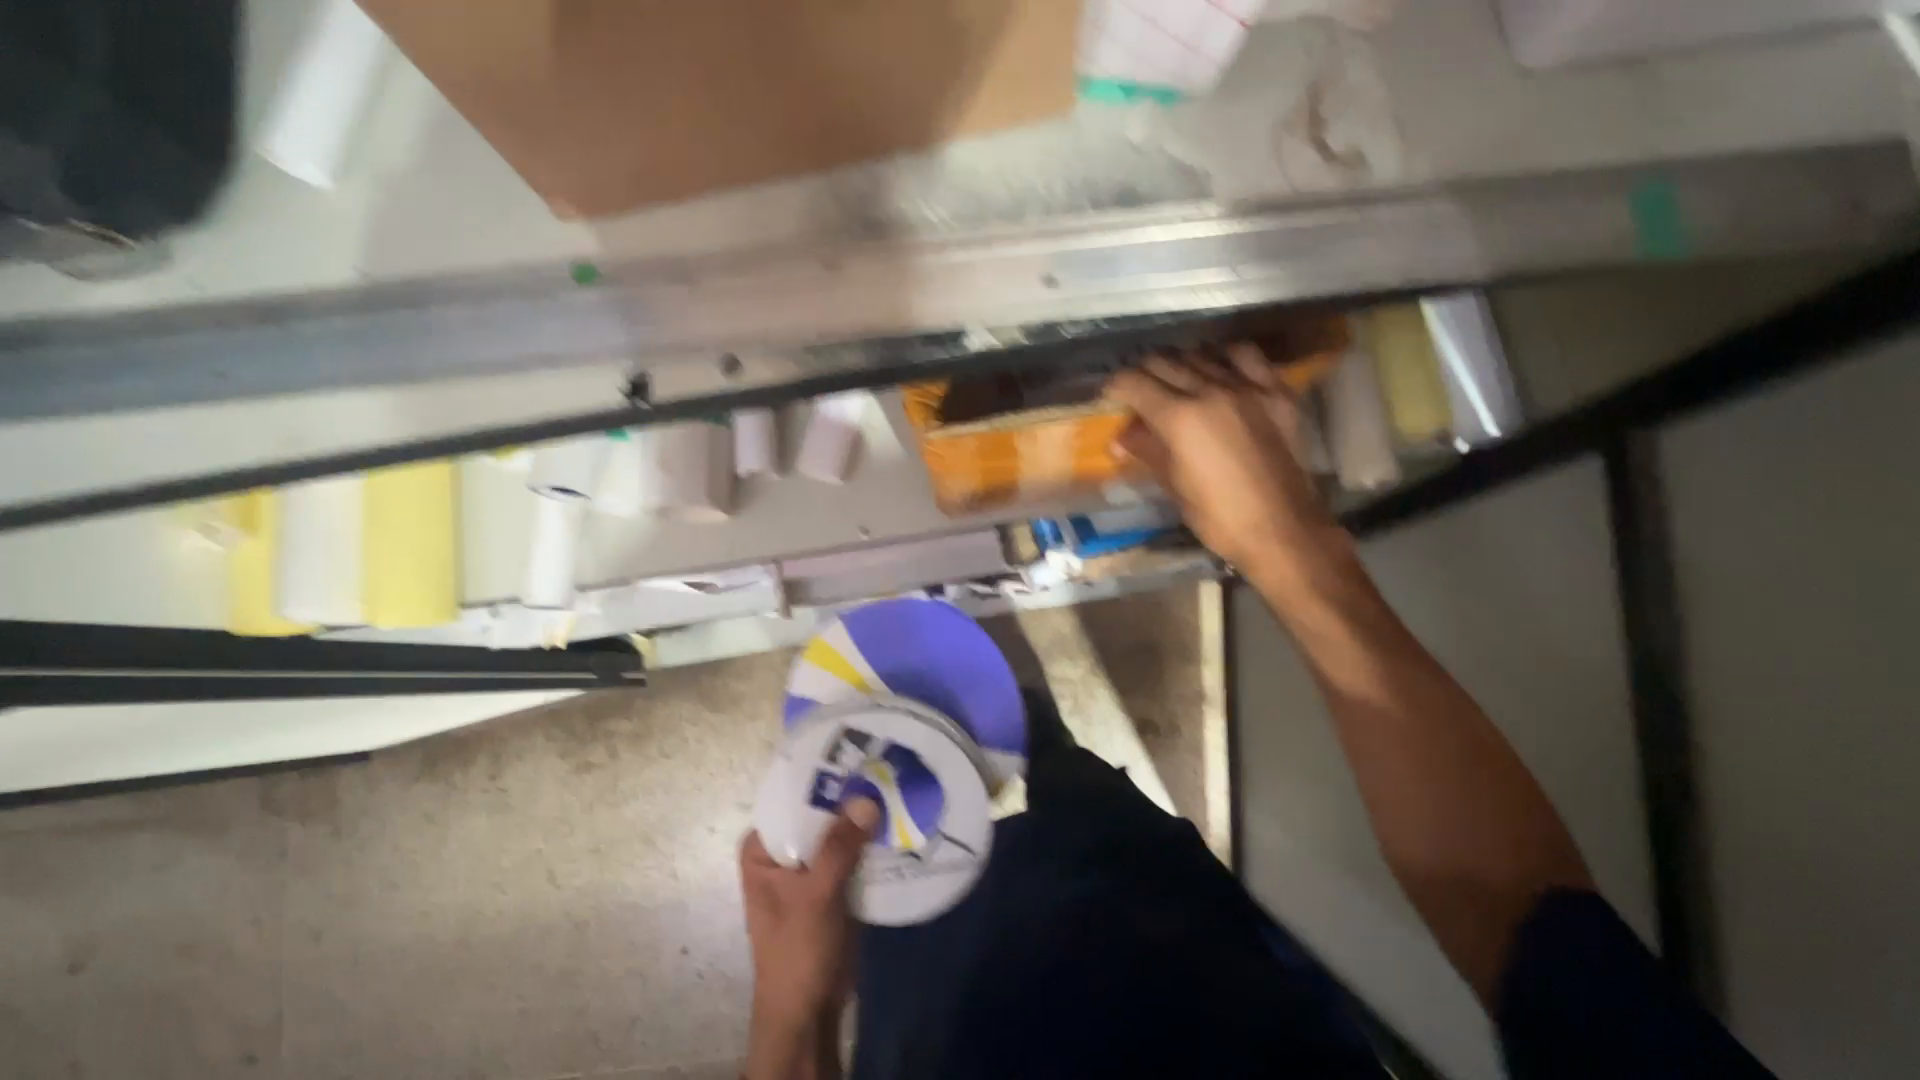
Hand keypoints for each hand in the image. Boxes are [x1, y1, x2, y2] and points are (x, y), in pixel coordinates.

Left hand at [740, 796, 880, 1079]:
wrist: (808, 1011)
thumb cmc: (797, 952)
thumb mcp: (815, 896)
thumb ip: (838, 847)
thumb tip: (866, 798)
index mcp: (761, 849)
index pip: (790, 798)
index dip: (822, 778)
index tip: (857, 754)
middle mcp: (781, 853)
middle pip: (817, 814)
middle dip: (848, 799)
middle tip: (886, 769)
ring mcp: (807, 871)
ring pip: (837, 835)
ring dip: (862, 822)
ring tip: (898, 790)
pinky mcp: (831, 888)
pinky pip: (851, 856)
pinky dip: (869, 846)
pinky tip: (898, 827)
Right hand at [1107, 345, 1347, 585]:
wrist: (1283, 530)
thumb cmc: (1219, 518)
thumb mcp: (1174, 486)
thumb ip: (1148, 451)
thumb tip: (1121, 438)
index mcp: (1179, 418)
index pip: (1133, 382)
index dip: (1115, 388)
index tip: (1111, 398)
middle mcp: (1210, 390)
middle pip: (1163, 362)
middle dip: (1143, 375)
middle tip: (1140, 393)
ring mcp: (1247, 387)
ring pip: (1200, 355)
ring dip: (1181, 365)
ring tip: (1178, 382)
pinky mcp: (1277, 392)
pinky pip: (1246, 356)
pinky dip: (1225, 358)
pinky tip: (1221, 372)